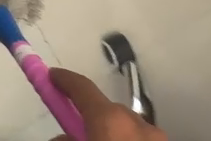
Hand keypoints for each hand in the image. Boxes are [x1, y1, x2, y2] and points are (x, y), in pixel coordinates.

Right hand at [49, 68, 165, 140]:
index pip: (82, 86)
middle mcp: (138, 122)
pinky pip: (143, 139)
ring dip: (115, 133)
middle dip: (93, 116)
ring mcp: (159, 137)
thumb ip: (66, 139)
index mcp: (111, 118)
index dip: (64, 79)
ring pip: (129, 127)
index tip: (50, 75)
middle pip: (108, 109)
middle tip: (80, 130)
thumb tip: (62, 136)